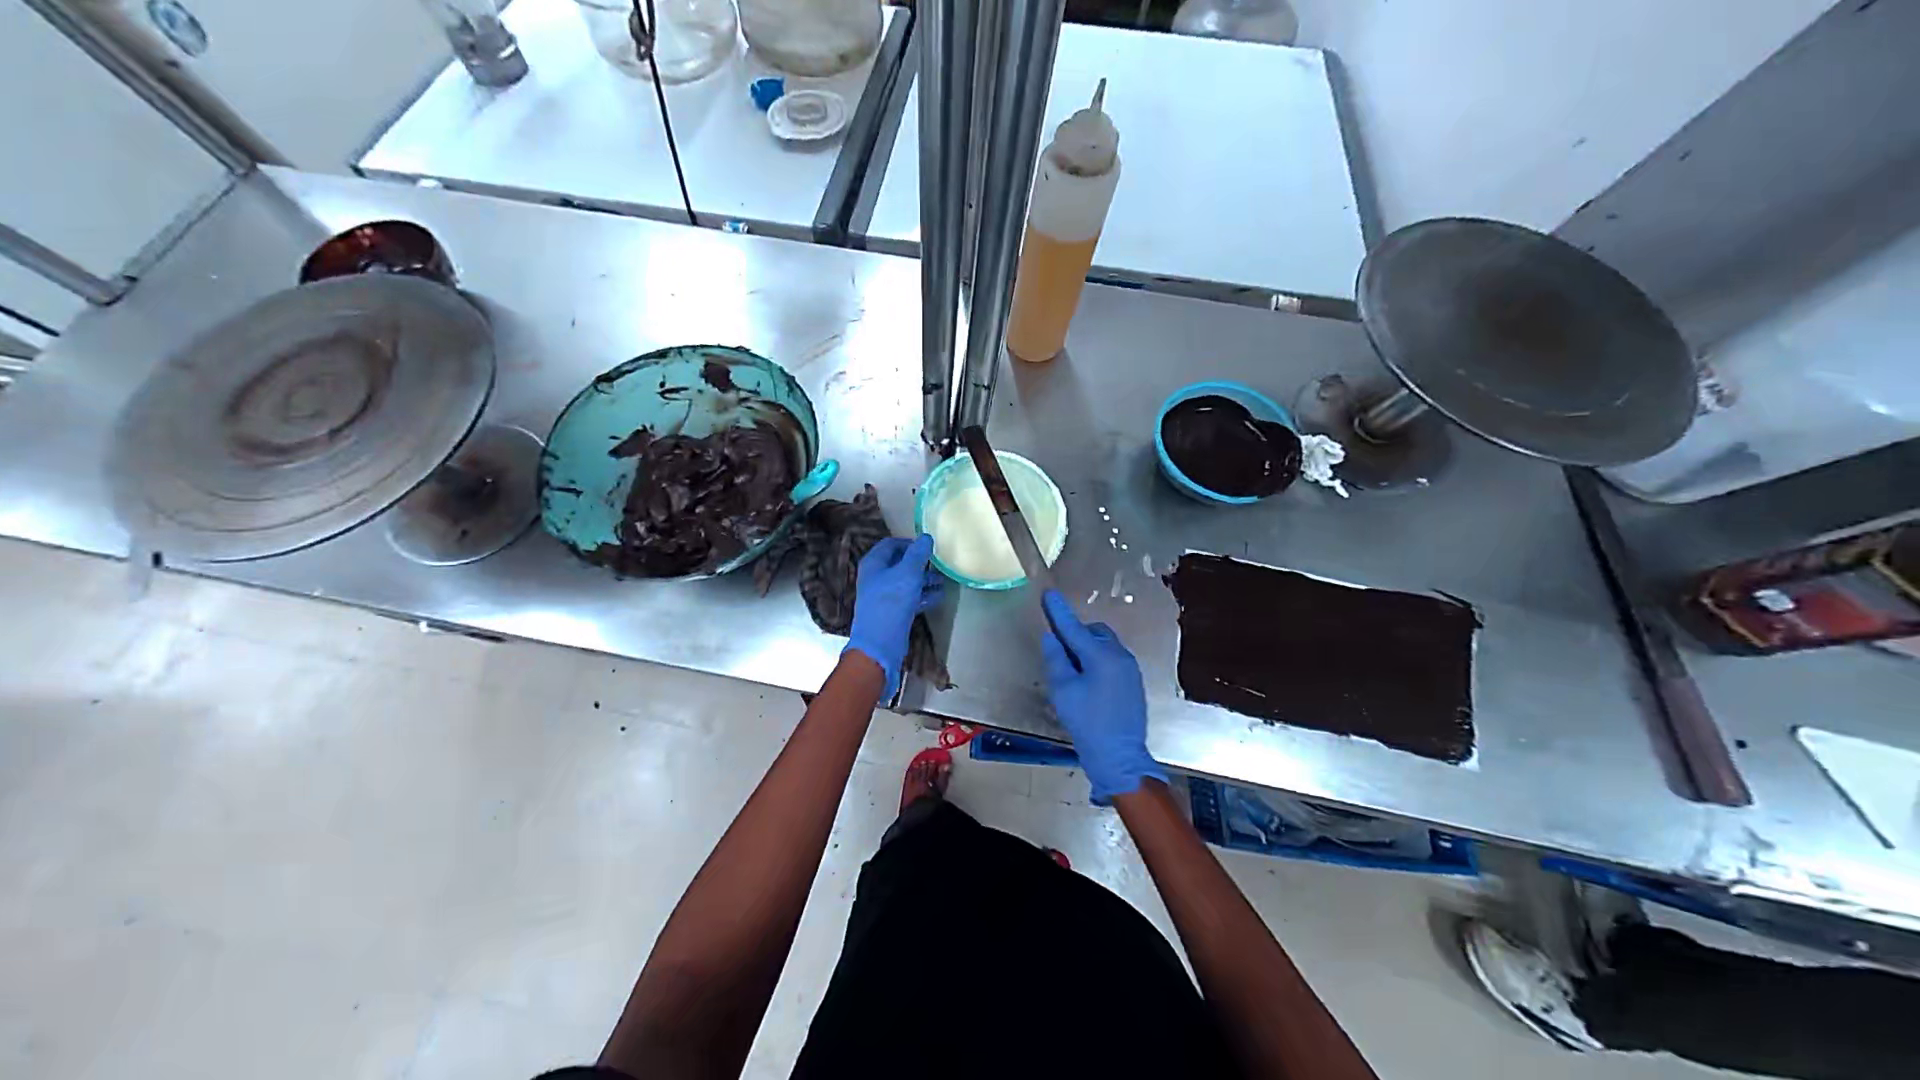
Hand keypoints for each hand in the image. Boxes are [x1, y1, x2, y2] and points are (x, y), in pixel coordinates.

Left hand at [845, 534, 944, 697]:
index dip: (909, 542)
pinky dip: (923, 596)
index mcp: (874, 564)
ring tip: (943, 580)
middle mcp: (876, 578)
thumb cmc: (891, 602)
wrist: (879, 644)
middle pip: (900, 564)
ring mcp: (884, 597)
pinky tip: (938, 597)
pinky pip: (910, 599)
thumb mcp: (907, 574)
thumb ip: (918, 554)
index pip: (891, 544)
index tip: (928, 546)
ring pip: (907, 582)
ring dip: (924, 580)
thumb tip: (926, 537)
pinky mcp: (893, 613)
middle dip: (920, 563)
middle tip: (939, 563)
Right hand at [1040, 590, 1166, 802]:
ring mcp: (1130, 670)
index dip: (1059, 611)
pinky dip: (1097, 663)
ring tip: (1072, 672)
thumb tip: (1052, 638)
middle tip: (1059, 651)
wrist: (1120, 757)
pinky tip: (1087, 684)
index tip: (1049, 594)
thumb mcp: (1064, 691)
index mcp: (1102, 656)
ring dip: (1087, 650)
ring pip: (1104, 647)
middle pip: (1094, 633)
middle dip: (1076, 635)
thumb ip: (1056, 660)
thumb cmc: (1087, 723)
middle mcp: (1120, 656)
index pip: (1075, 627)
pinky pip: (1112, 661)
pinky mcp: (1133, 683)